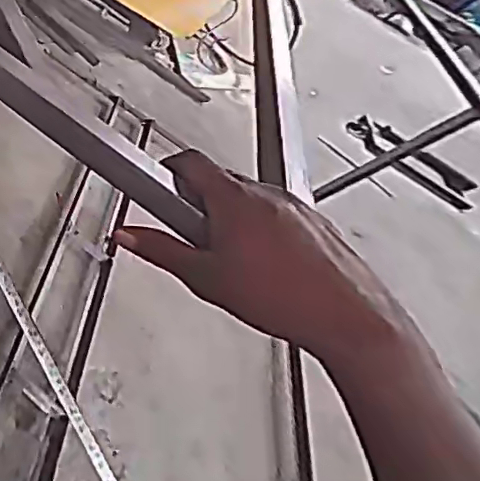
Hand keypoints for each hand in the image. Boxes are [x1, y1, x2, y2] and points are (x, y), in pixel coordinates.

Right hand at [116, 150, 414, 367]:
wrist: (350, 319)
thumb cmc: (285, 299)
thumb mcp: (205, 277)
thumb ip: (160, 250)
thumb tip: (129, 235)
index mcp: (232, 198)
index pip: (189, 161)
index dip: (168, 168)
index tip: (158, 183)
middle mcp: (264, 192)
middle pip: (217, 178)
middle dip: (198, 199)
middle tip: (192, 232)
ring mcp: (293, 204)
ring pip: (247, 196)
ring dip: (231, 214)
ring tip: (231, 256)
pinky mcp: (314, 219)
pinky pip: (276, 210)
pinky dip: (262, 226)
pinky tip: (264, 263)